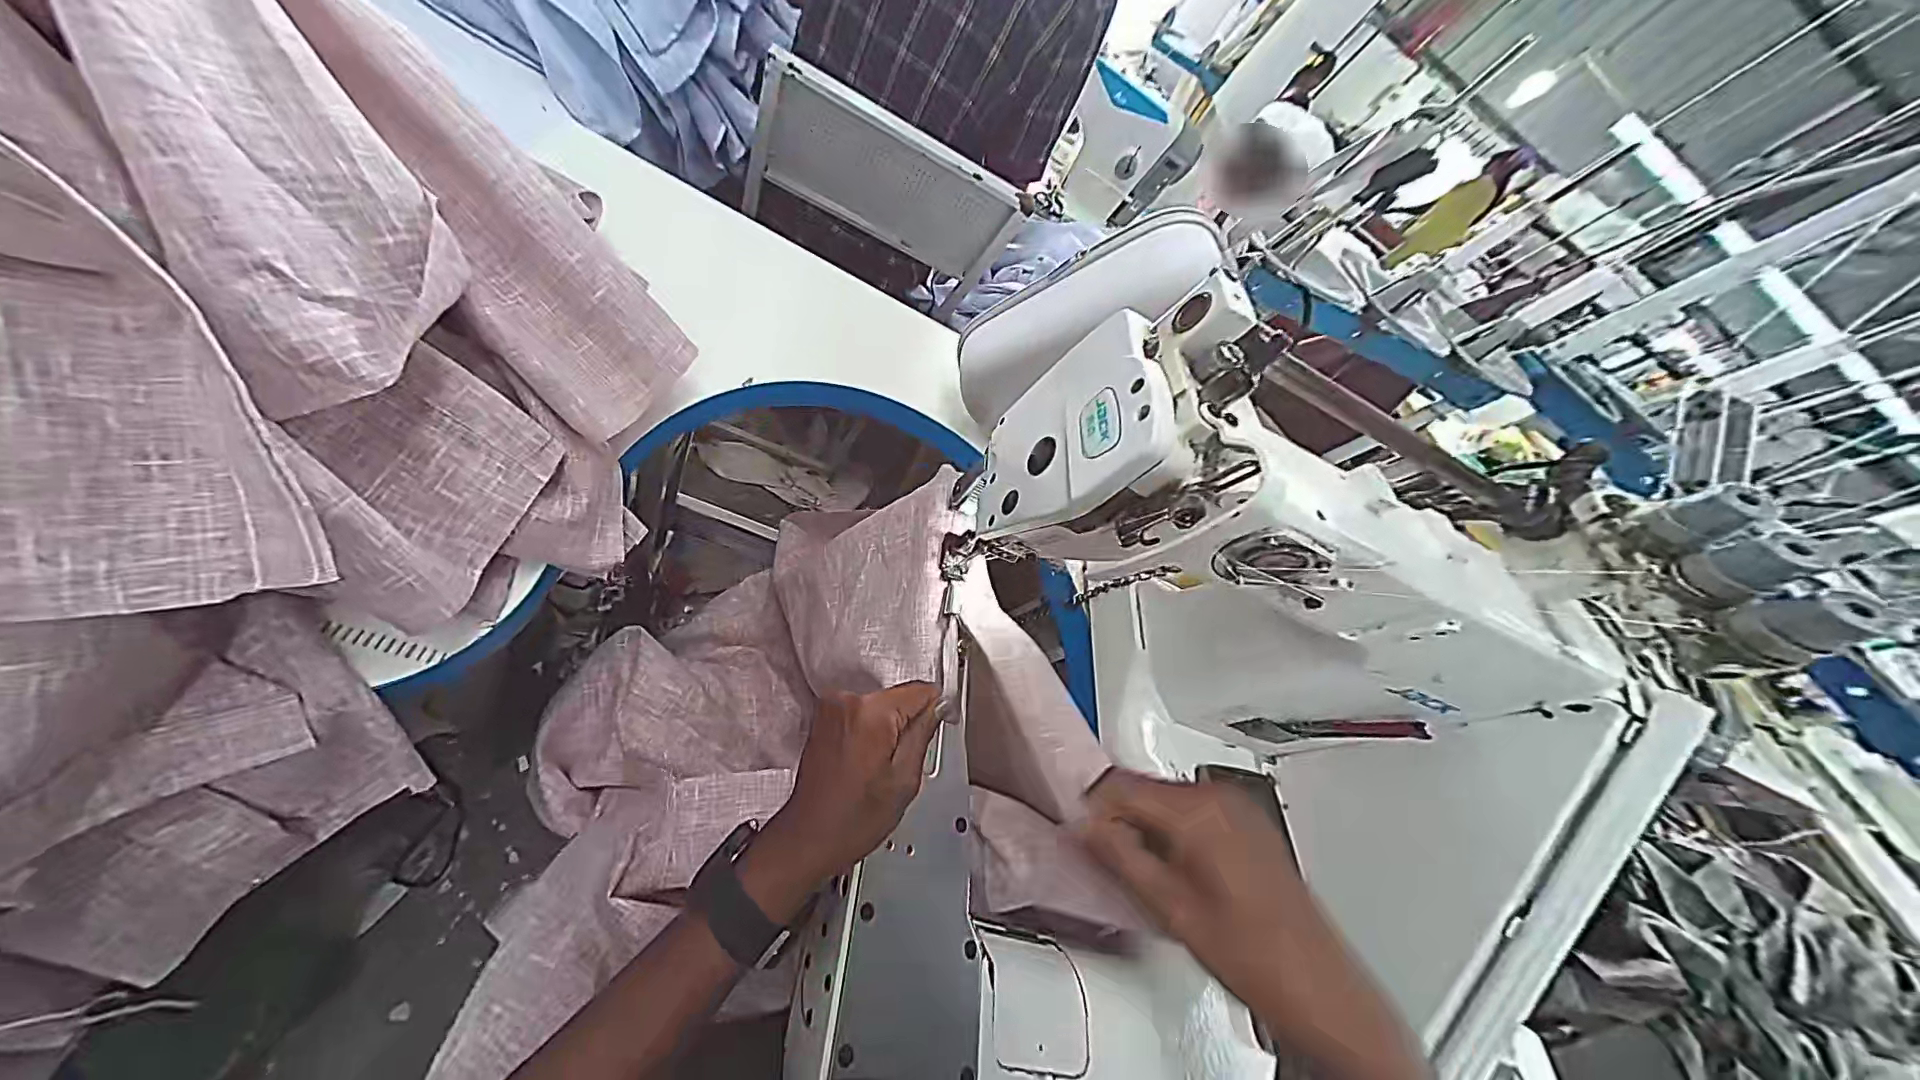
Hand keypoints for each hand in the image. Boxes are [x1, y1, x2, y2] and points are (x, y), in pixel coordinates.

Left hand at [742, 683, 941, 919]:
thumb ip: (924, 733)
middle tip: (901, 762)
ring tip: (878, 766)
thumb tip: (938, 706)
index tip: (939, 726)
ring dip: (887, 729)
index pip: (921, 690)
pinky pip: (861, 714)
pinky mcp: (823, 718)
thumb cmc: (849, 820)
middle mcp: (846, 701)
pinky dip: (869, 733)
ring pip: (881, 706)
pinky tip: (864, 763)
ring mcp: (830, 708)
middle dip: (908, 724)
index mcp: (871, 713)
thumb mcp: (904, 779)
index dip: (937, 709)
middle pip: (899, 698)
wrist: (809, 837)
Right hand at [1082, 770, 1429, 1079]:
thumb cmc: (1261, 959)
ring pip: (1165, 800)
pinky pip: (1191, 811)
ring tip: (1149, 876)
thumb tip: (1086, 826)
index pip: (1119, 783)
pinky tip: (1177, 873)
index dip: (1092, 808)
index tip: (1082, 830)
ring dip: (1145, 827)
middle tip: (1109, 859)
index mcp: (1199, 810)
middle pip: (1143, 788)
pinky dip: (1172, 832)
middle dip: (1120, 819)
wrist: (1320, 991)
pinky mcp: (1247, 821)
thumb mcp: (1170, 908)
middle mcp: (1221, 796)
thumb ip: (1120, 856)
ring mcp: (1238, 807)